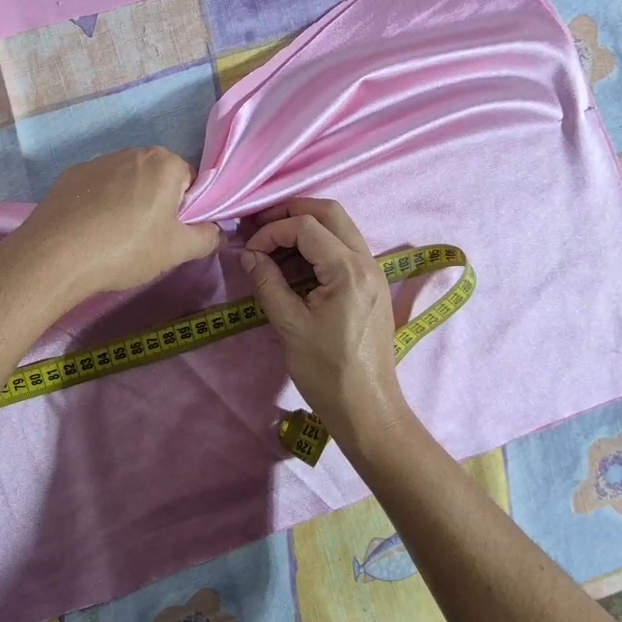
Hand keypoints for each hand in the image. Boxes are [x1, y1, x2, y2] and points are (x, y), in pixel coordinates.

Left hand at [15, 147, 222, 298]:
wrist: (55, 257)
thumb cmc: (127, 248)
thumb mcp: (178, 250)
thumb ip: (208, 237)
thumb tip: (218, 232)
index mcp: (164, 162)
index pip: (192, 182)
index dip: (188, 211)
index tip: (175, 236)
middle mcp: (132, 152)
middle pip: (159, 180)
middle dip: (159, 205)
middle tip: (149, 241)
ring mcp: (98, 162)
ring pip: (128, 184)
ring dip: (130, 205)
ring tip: (116, 240)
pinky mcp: (70, 176)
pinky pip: (98, 190)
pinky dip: (101, 207)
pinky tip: (92, 234)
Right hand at [241, 199, 411, 449]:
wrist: (368, 408)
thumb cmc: (327, 372)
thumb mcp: (290, 327)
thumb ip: (268, 284)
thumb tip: (248, 255)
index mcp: (350, 271)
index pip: (306, 227)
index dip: (272, 231)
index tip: (249, 252)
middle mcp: (367, 262)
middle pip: (330, 213)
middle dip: (292, 213)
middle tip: (260, 228)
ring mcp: (374, 273)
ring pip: (339, 228)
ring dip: (305, 229)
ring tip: (272, 249)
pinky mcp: (371, 286)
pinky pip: (344, 250)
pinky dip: (318, 247)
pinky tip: (293, 268)